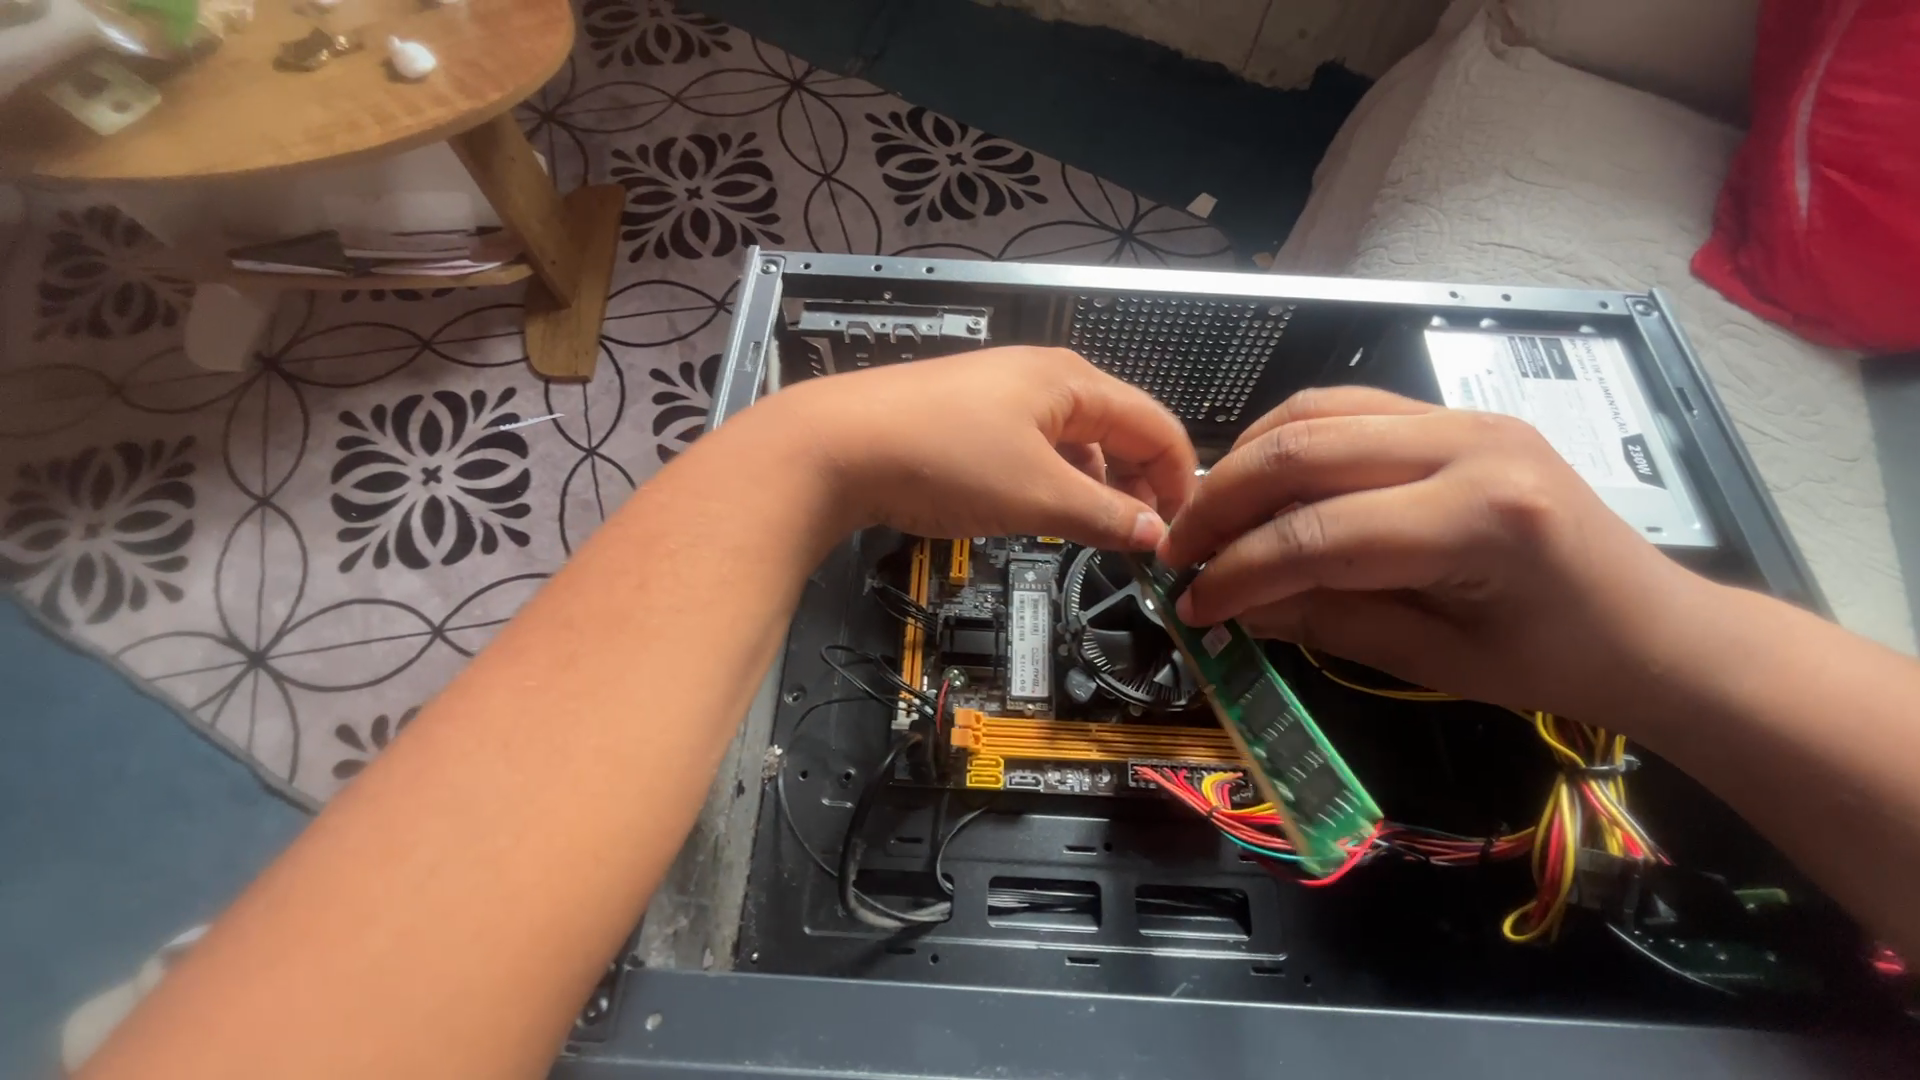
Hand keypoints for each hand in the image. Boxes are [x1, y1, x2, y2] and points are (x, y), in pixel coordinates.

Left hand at [756, 347, 1197, 549]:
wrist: (837, 446)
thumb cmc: (947, 460)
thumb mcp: (1038, 495)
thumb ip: (1105, 515)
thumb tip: (1157, 535)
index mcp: (1074, 382)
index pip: (1156, 425)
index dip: (1178, 480)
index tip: (1182, 535)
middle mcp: (1044, 378)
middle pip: (1117, 430)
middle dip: (1137, 485)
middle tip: (1141, 541)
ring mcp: (1001, 395)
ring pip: (1073, 442)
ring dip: (1093, 487)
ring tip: (1093, 534)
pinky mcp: (967, 418)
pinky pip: (1032, 449)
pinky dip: (1051, 481)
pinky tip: (1039, 512)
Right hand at [1159, 386, 1709, 719]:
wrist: (1654, 624)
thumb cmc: (1553, 661)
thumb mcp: (1430, 662)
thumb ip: (1322, 620)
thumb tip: (1229, 604)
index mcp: (1483, 519)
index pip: (1319, 535)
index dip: (1237, 572)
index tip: (1191, 606)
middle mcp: (1470, 443)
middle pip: (1300, 453)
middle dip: (1219, 505)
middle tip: (1176, 552)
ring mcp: (1461, 416)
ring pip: (1311, 415)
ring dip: (1240, 463)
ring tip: (1205, 516)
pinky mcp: (1450, 412)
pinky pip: (1341, 407)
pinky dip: (1281, 440)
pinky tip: (1255, 479)